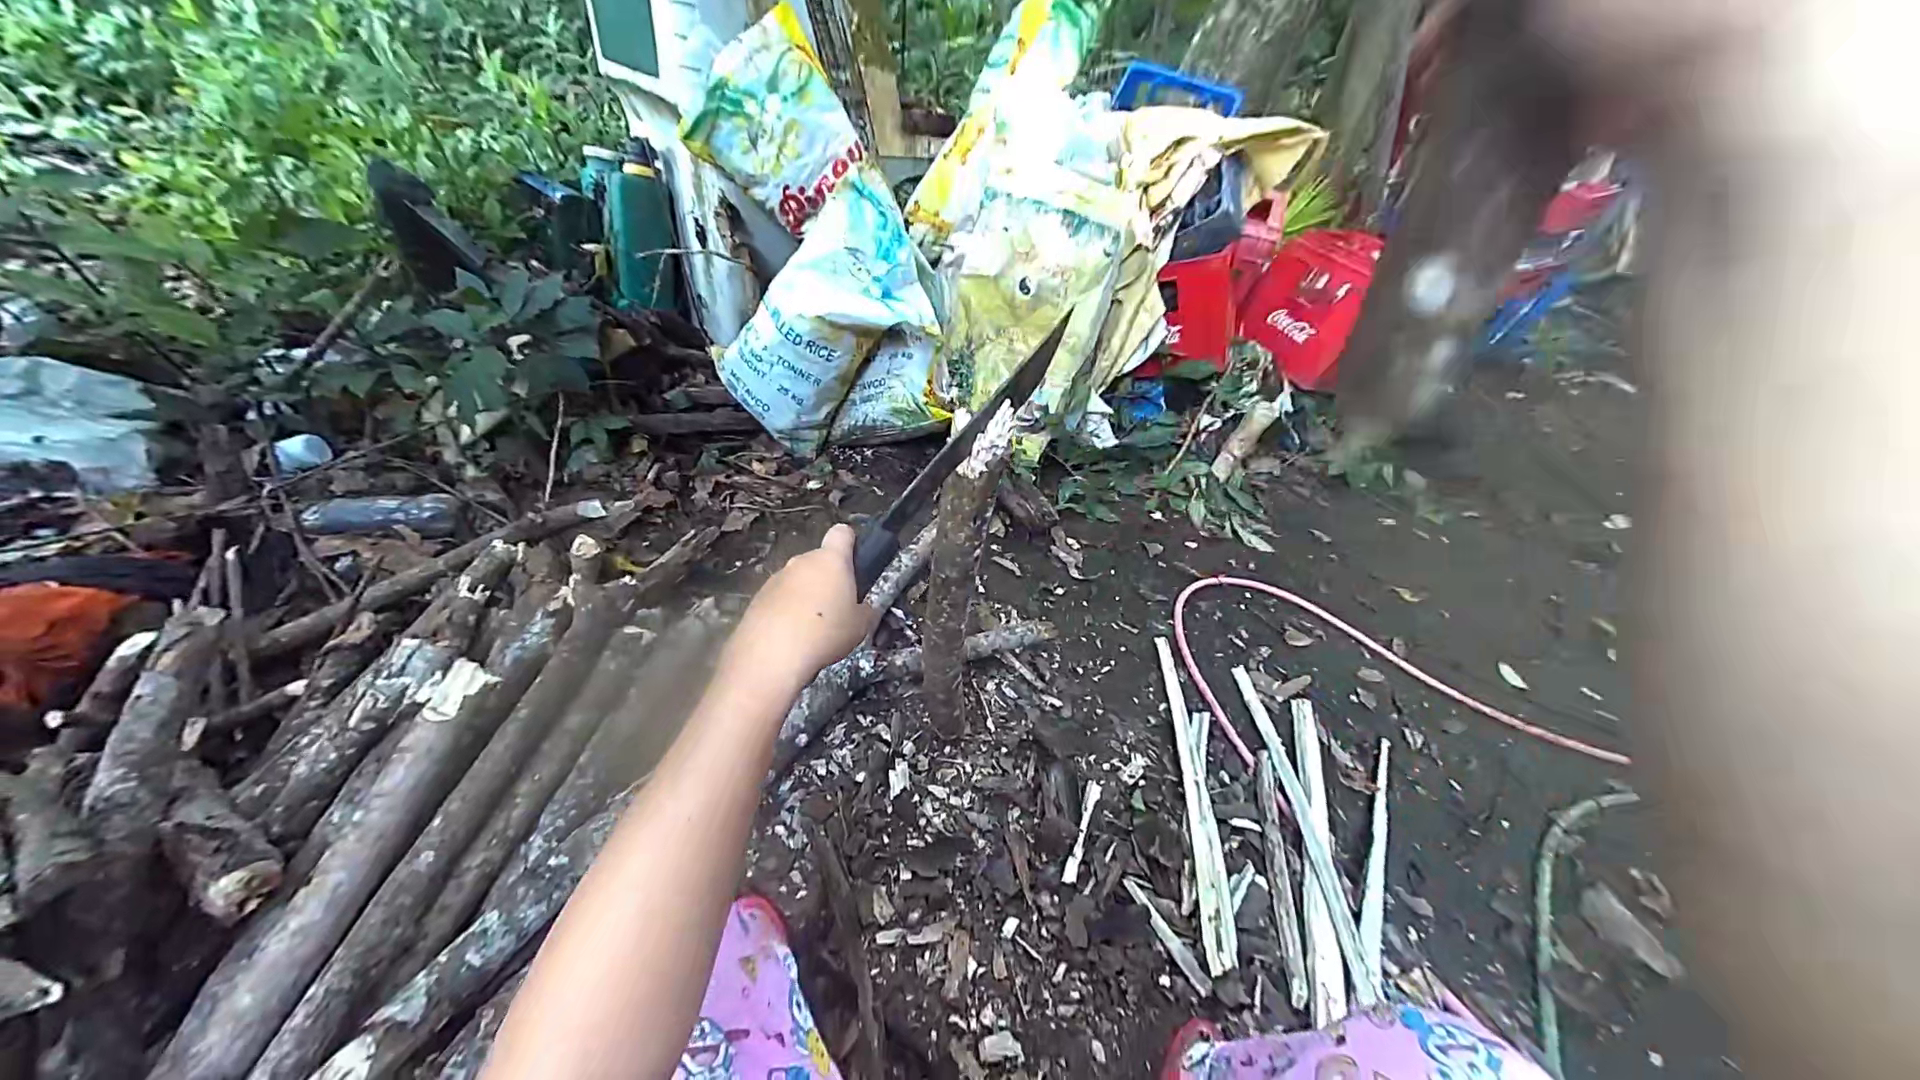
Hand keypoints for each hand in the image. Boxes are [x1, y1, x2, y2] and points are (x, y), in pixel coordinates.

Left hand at [724, 524, 876, 687]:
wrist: (771, 655)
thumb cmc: (825, 633)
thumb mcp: (861, 625)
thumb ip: (866, 610)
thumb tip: (864, 608)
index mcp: (831, 560)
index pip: (842, 533)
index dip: (851, 543)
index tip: (855, 564)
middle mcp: (802, 561)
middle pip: (819, 561)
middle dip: (828, 579)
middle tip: (837, 608)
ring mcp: (776, 578)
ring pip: (797, 580)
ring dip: (805, 596)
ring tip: (811, 629)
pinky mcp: (757, 597)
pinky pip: (779, 598)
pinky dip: (785, 611)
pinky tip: (790, 636)